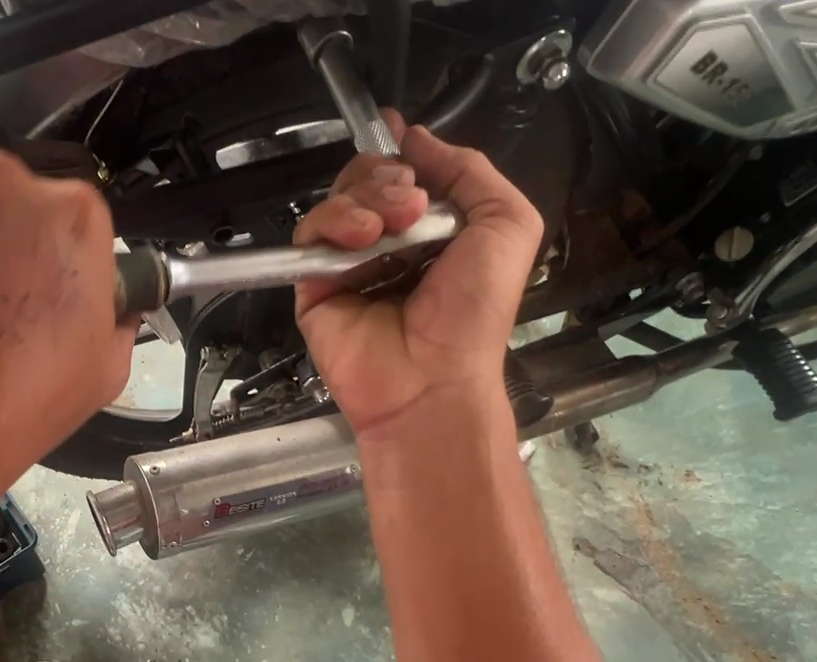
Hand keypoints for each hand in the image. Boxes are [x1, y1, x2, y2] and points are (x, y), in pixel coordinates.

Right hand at [294, 114, 542, 438]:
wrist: (433, 378)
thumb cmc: (475, 313)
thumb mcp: (507, 224)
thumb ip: (470, 171)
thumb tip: (416, 138)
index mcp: (430, 231)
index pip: (404, 174)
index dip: (398, 150)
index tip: (392, 128)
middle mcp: (386, 244)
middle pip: (367, 180)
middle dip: (389, 176)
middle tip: (412, 205)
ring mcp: (347, 267)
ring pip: (337, 200)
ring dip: (366, 197)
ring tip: (392, 225)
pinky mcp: (314, 288)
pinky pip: (309, 235)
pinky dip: (334, 223)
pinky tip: (363, 239)